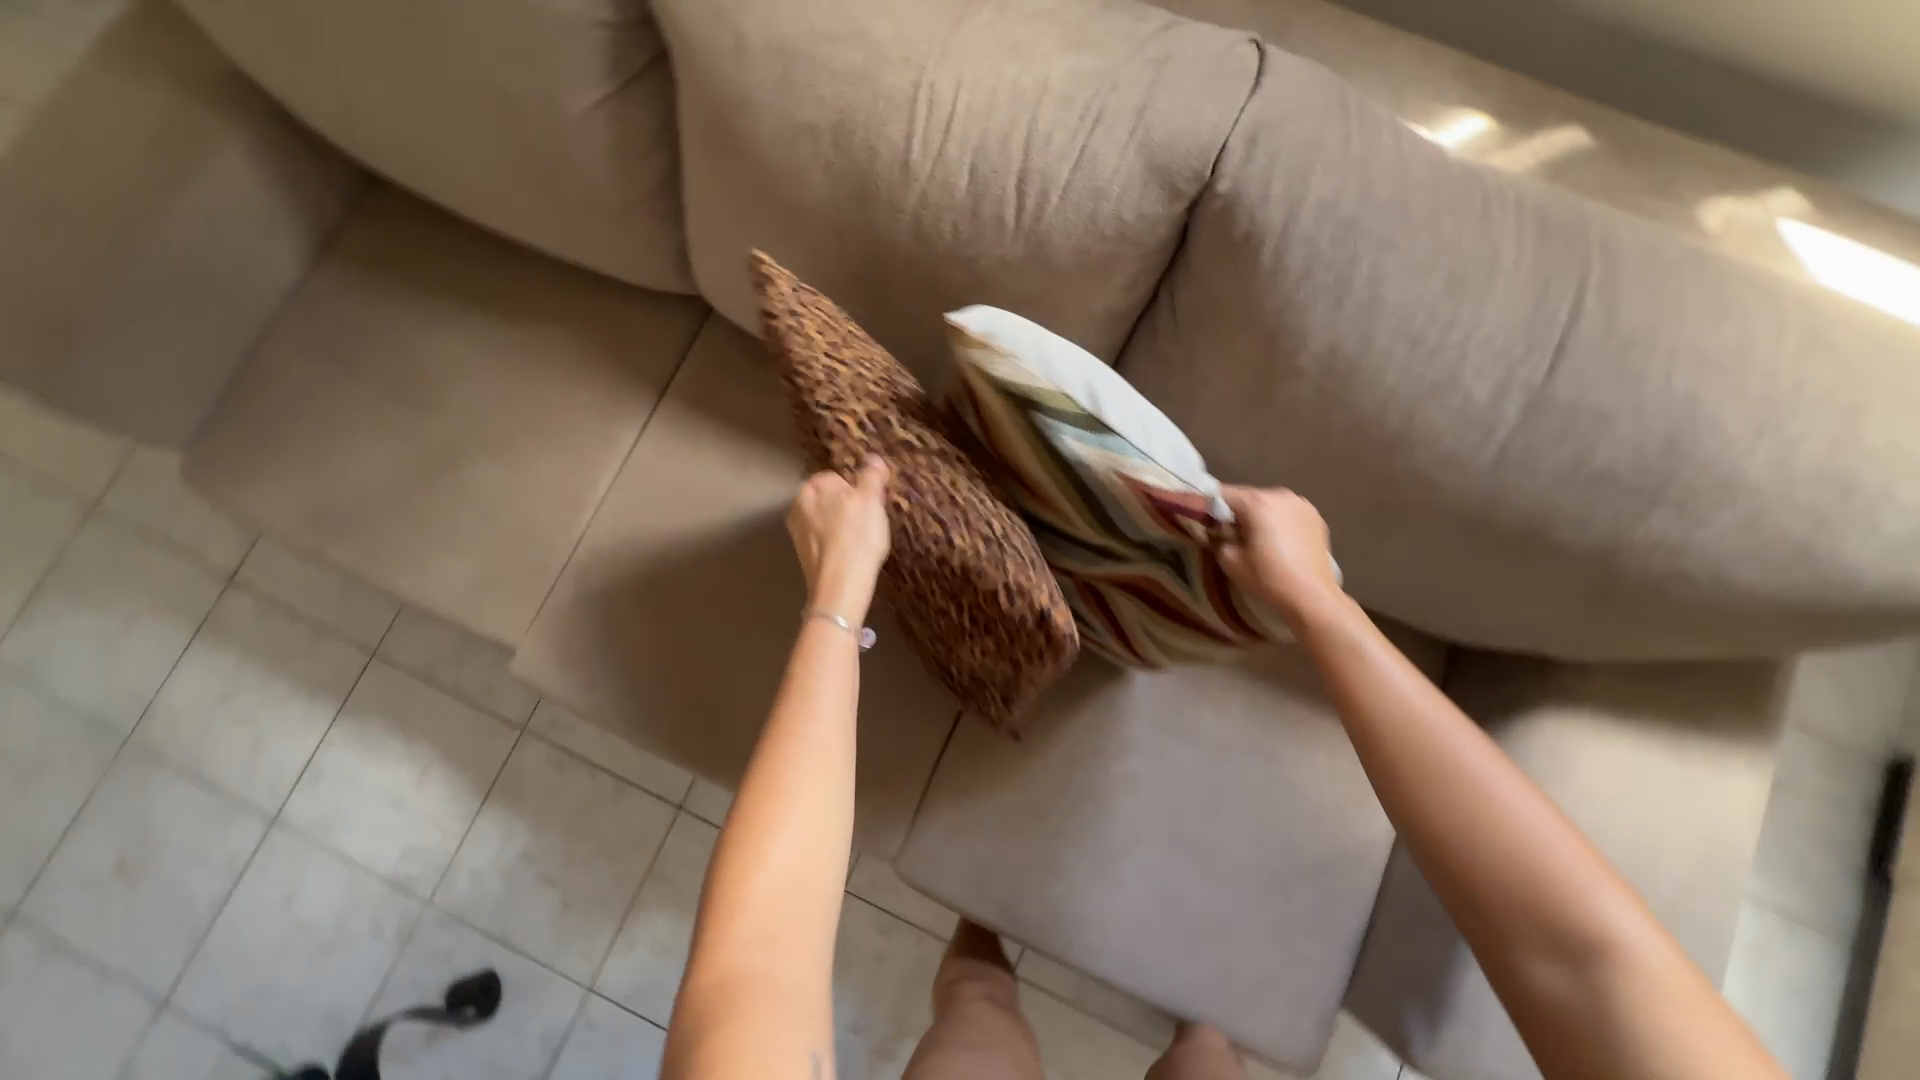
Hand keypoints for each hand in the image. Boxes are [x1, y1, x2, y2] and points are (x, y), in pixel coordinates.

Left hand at [788, 455, 891, 622]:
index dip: (859, 490)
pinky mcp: (802, 554)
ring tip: (862, 542)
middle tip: (869, 524)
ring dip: (842, 527)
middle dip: (847, 508)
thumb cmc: (858, 536)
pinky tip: (850, 555)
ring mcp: (797, 531)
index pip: (839, 478)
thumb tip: (872, 458)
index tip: (872, 505)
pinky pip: (824, 541)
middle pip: (831, 500)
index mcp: (812, 486)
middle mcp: (798, 505)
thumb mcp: (871, 499)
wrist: (840, 584)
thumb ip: (871, 475)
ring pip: (826, 521)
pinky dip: (835, 545)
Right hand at [1217, 486, 1344, 626]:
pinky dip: (1278, 520)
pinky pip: (1287, 512)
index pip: (1222, 493)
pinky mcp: (1316, 516)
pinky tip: (1279, 541)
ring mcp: (1301, 504)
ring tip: (1255, 537)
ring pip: (1269, 503)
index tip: (1200, 516)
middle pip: (1248, 496)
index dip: (1207, 504)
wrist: (1312, 597)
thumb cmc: (1268, 579)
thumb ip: (1218, 538)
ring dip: (1258, 515)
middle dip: (1236, 511)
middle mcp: (1280, 495)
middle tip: (1228, 531)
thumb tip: (1220, 531)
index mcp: (1257, 503)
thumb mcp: (1230, 562)